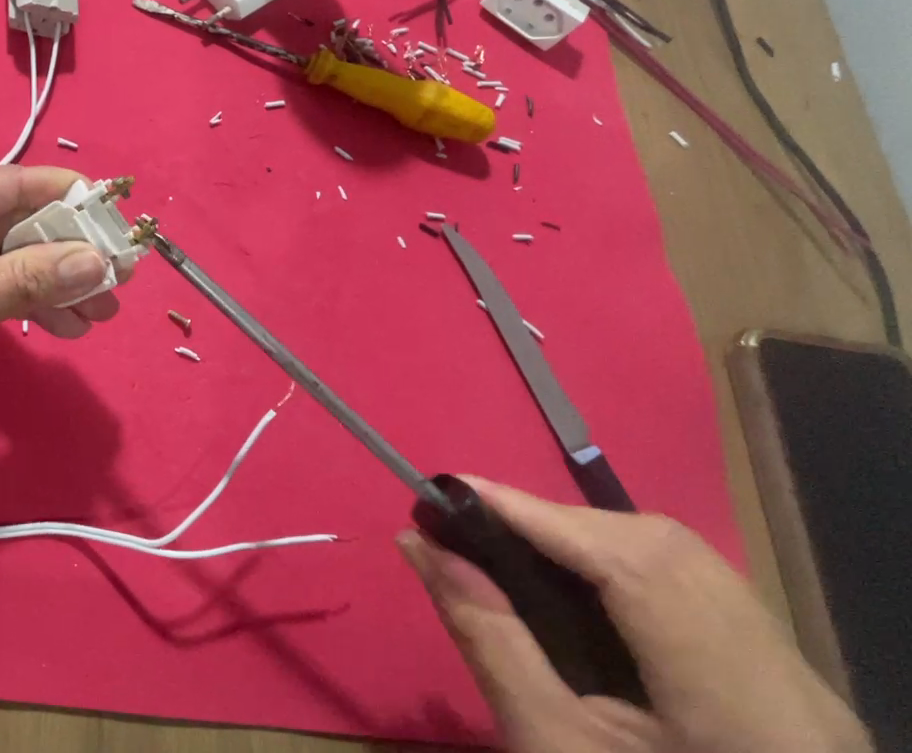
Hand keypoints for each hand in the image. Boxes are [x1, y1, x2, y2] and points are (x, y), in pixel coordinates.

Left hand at [0, 167, 125, 363]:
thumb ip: (21, 281)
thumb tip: (96, 263)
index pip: (5, 185)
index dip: (64, 197)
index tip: (114, 215)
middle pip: (13, 223)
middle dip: (67, 254)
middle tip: (117, 284)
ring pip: (9, 257)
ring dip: (55, 283)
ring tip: (100, 316)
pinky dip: (28, 301)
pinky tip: (66, 325)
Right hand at [398, 479, 870, 752]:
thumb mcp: (545, 741)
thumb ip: (488, 636)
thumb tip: (418, 544)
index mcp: (742, 710)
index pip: (638, 568)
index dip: (542, 515)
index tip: (455, 488)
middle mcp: (792, 680)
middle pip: (664, 552)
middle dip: (560, 522)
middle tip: (472, 516)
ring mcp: (797, 678)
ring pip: (684, 559)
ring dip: (589, 536)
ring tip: (510, 536)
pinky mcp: (783, 679)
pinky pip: (697, 585)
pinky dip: (623, 561)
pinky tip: (571, 570)